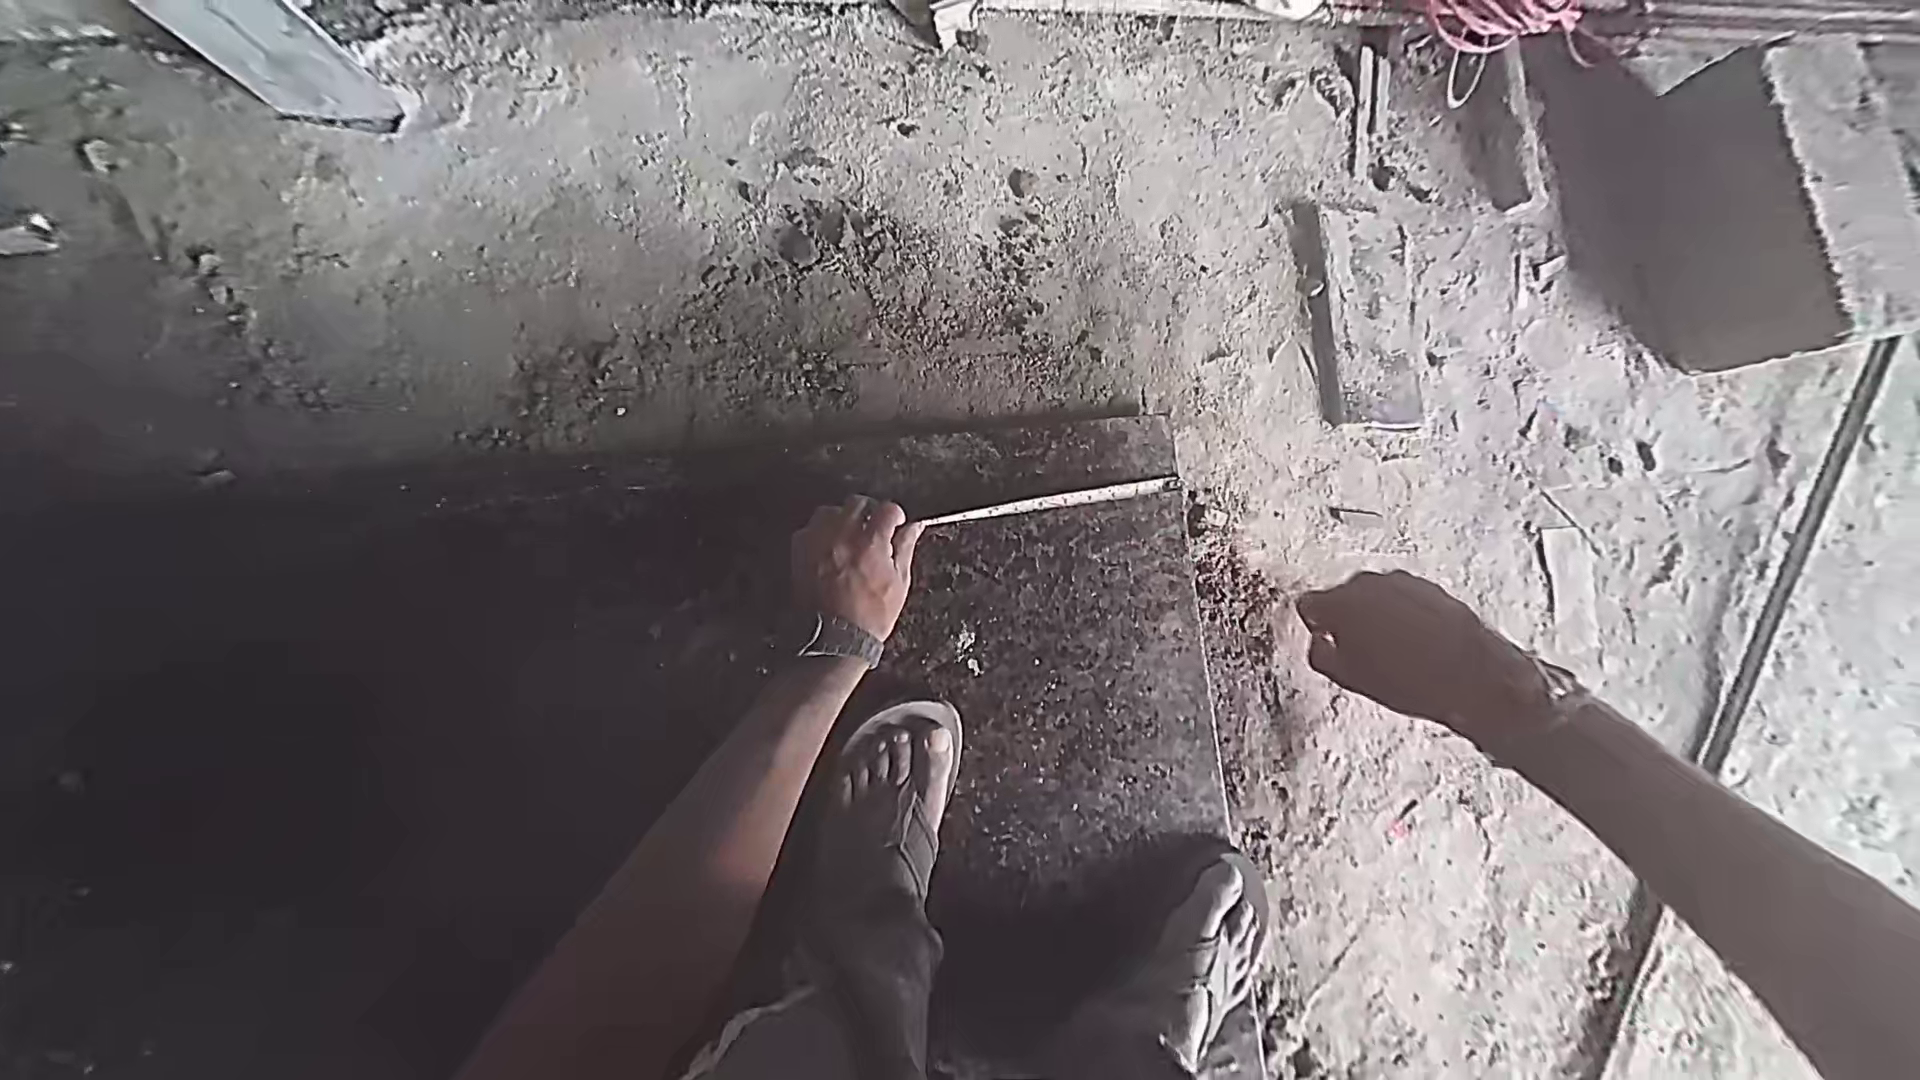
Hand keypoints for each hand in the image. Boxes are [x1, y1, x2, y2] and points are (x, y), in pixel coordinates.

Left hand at [792, 495, 925, 641]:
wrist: (836, 638)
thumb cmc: (869, 616)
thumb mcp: (899, 583)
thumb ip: (905, 548)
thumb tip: (914, 528)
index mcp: (872, 543)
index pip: (888, 509)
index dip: (896, 515)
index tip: (896, 523)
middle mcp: (843, 536)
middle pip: (858, 502)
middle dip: (870, 512)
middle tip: (874, 529)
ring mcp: (819, 542)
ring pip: (831, 511)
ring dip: (843, 519)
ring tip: (850, 537)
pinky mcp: (800, 551)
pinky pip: (810, 528)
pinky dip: (821, 533)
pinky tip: (831, 548)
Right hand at [1296, 571, 1554, 747]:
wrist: (1481, 681)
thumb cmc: (1415, 681)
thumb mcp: (1347, 678)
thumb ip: (1319, 653)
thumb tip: (1319, 644)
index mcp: (1338, 602)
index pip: (1308, 604)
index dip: (1314, 624)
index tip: (1322, 637)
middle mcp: (1368, 584)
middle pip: (1341, 595)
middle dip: (1346, 618)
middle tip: (1358, 648)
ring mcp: (1402, 582)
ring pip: (1373, 596)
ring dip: (1376, 615)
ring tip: (1391, 649)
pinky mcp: (1430, 588)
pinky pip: (1403, 598)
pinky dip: (1403, 615)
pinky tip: (1415, 644)